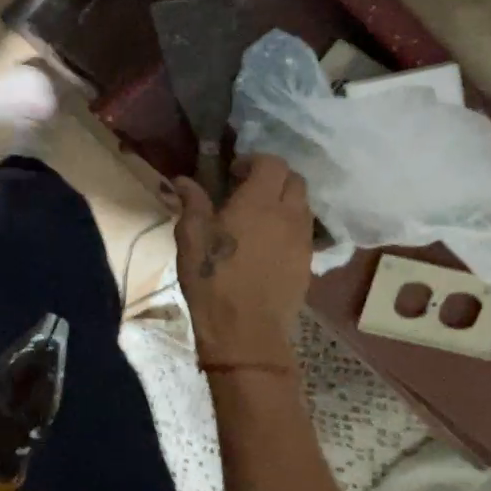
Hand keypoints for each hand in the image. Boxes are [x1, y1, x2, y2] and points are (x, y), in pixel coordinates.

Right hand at [166, 155, 313, 367]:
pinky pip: (304, 230)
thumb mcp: (191, 237)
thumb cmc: (212, 278)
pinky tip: (265, 241)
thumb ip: (191, 203)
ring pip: (303, 204)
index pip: (273, 163)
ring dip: (283, 200)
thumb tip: (183, 180)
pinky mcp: (308, 261)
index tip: (232, 173)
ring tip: (256, 215)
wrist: (246, 329)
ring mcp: (303, 240)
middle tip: (245, 189)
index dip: (254, 161)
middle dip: (273, 177)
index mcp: (258, 203)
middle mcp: (288, 215)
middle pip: (295, 180)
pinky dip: (288, 223)